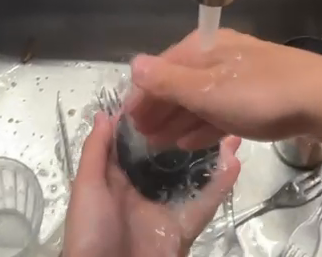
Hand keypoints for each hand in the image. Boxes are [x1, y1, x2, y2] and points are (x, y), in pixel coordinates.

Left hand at [62, 110, 239, 256]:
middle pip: (169, 156)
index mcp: (117, 178)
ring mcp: (165, 208)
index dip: (154, 117)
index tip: (172, 90)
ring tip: (230, 129)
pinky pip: (203, 205)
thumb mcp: (86, 187)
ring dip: (210, 155)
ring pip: (191, 176)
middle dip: (187, 134)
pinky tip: (235, 162)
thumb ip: (96, 150)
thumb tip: (106, 112)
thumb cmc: (91, 231)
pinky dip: (219, 185)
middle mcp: (143, 189)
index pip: (138, 141)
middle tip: (208, 106)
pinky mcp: (183, 229)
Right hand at [125, 30, 321, 149]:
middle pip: (179, 82)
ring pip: (198, 99)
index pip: (162, 68)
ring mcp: (238, 77)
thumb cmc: (261, 93)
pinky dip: (200, 125)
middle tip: (140, 136)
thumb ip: (170, 81)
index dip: (143, 94)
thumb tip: (133, 64)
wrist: (321, 99)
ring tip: (158, 144)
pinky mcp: (255, 98)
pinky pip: (217, 111)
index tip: (127, 120)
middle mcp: (218, 56)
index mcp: (204, 47)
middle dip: (158, 108)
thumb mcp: (209, 90)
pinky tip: (189, 141)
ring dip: (176, 120)